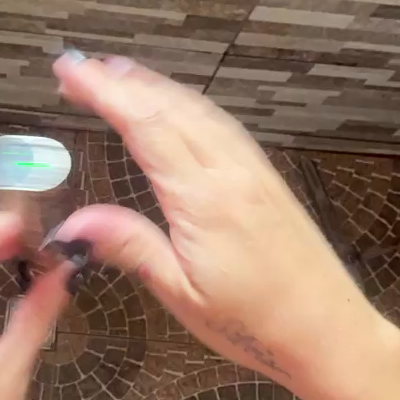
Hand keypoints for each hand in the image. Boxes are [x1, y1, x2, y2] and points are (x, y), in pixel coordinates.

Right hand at [50, 54, 399, 391]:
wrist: (330, 332)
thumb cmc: (254, 325)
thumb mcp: (182, 294)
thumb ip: (130, 247)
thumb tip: (70, 224)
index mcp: (205, 199)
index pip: (147, 126)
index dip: (104, 92)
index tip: (69, 70)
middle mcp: (231, 171)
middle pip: (170, 106)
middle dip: (120, 81)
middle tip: (77, 67)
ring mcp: (253, 169)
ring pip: (198, 108)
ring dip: (153, 85)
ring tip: (115, 72)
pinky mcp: (265, 176)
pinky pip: (219, 123)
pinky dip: (185, 102)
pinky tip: (172, 103)